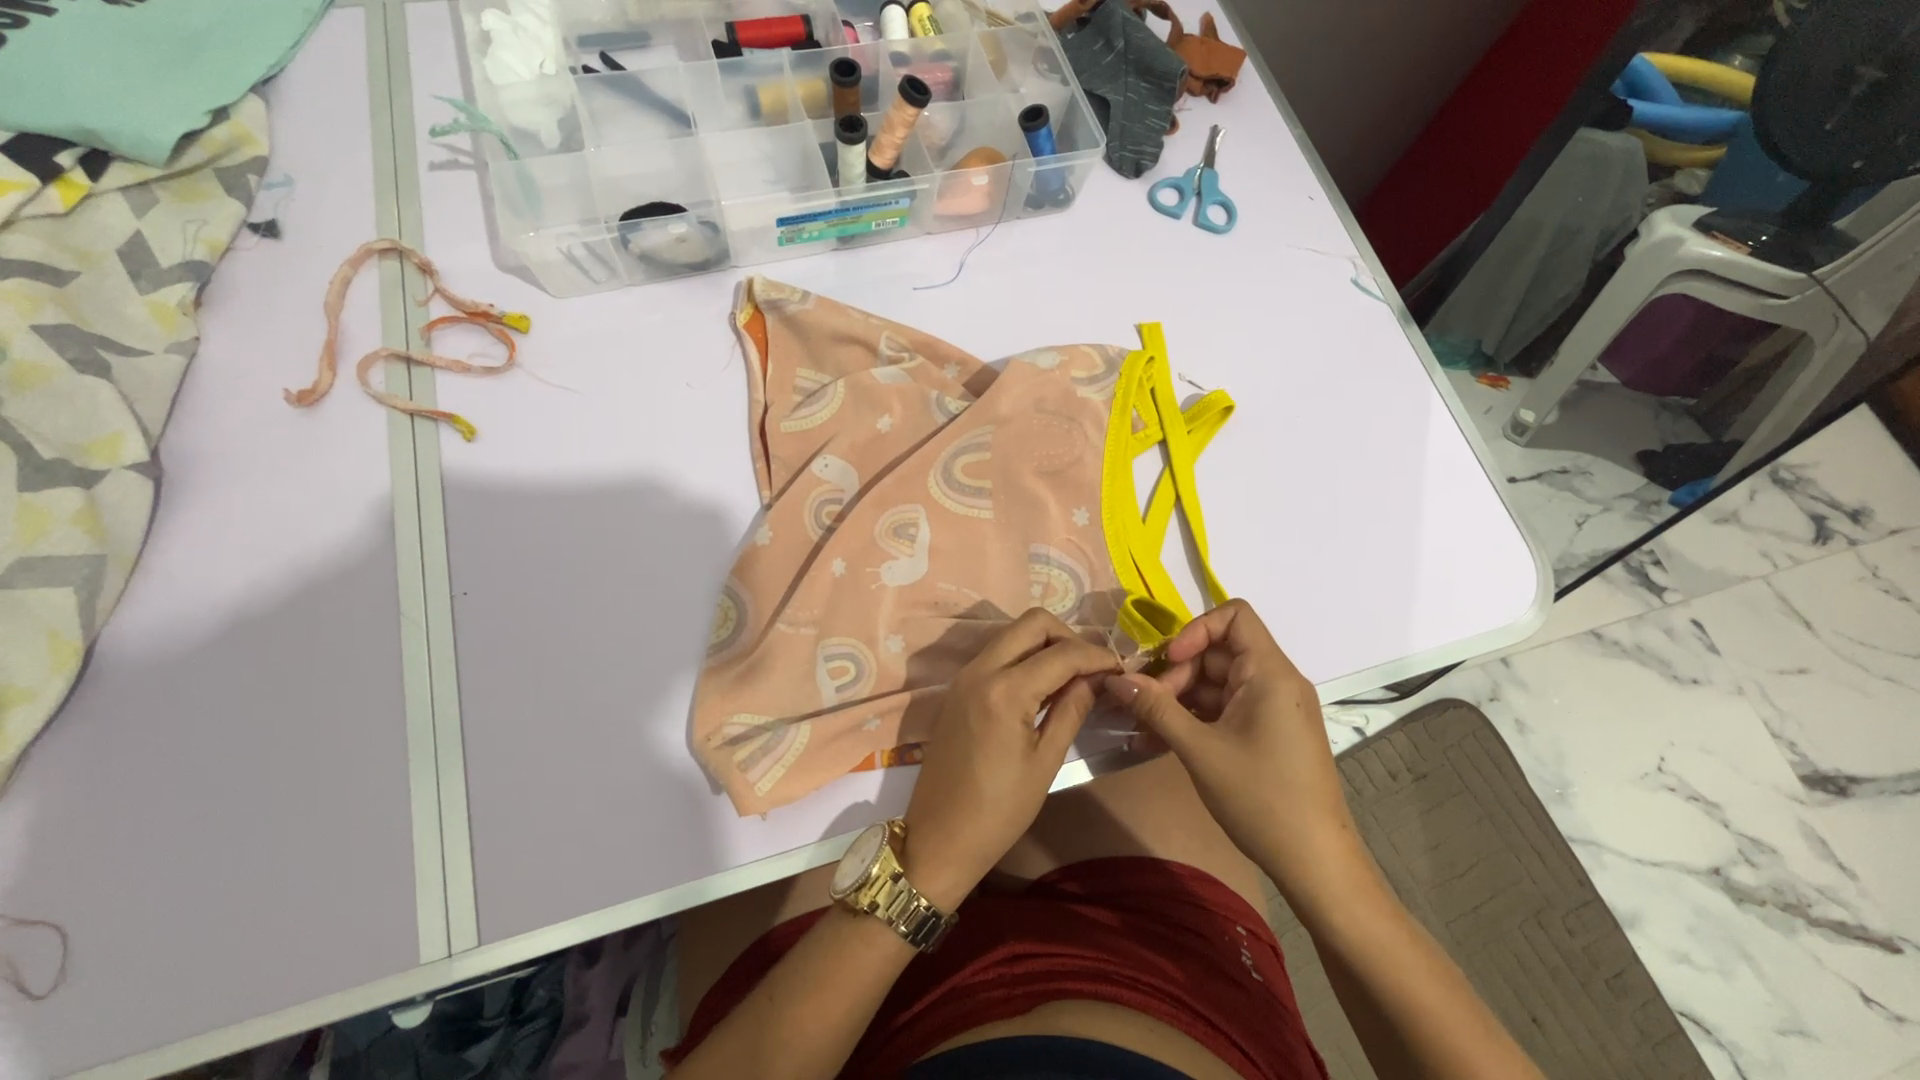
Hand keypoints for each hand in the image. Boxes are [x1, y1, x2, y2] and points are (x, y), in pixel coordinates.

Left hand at [902, 609, 1119, 909]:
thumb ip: (1072, 709)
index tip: (1121, 670)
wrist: (938, 838)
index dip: (1098, 656)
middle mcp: (980, 670)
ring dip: (1045, 644)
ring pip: (1012, 634)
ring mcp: (964, 676)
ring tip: (1072, 678)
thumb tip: (1097, 678)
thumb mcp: (1045, 762)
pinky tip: (1042, 687)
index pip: (1063, 652)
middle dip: (1069, 637)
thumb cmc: (999, 811)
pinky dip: (1023, 657)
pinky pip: (996, 654)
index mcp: (1004, 690)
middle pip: (1032, 623)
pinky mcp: (957, 689)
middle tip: (1092, 669)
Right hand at [1103, 600, 1367, 908]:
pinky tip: (1160, 742)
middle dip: (1177, 673)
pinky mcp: (1268, 733)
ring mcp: (1273, 709)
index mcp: (1270, 673)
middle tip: (1144, 706)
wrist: (1314, 859)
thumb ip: (1156, 709)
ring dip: (1179, 700)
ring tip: (1143, 728)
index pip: (1235, 616)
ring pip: (1217, 683)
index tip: (1168, 662)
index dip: (1195, 629)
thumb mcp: (1200, 751)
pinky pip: (1226, 709)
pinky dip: (1196, 719)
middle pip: (1218, 652)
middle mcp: (1276, 682)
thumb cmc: (1261, 798)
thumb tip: (1115, 679)